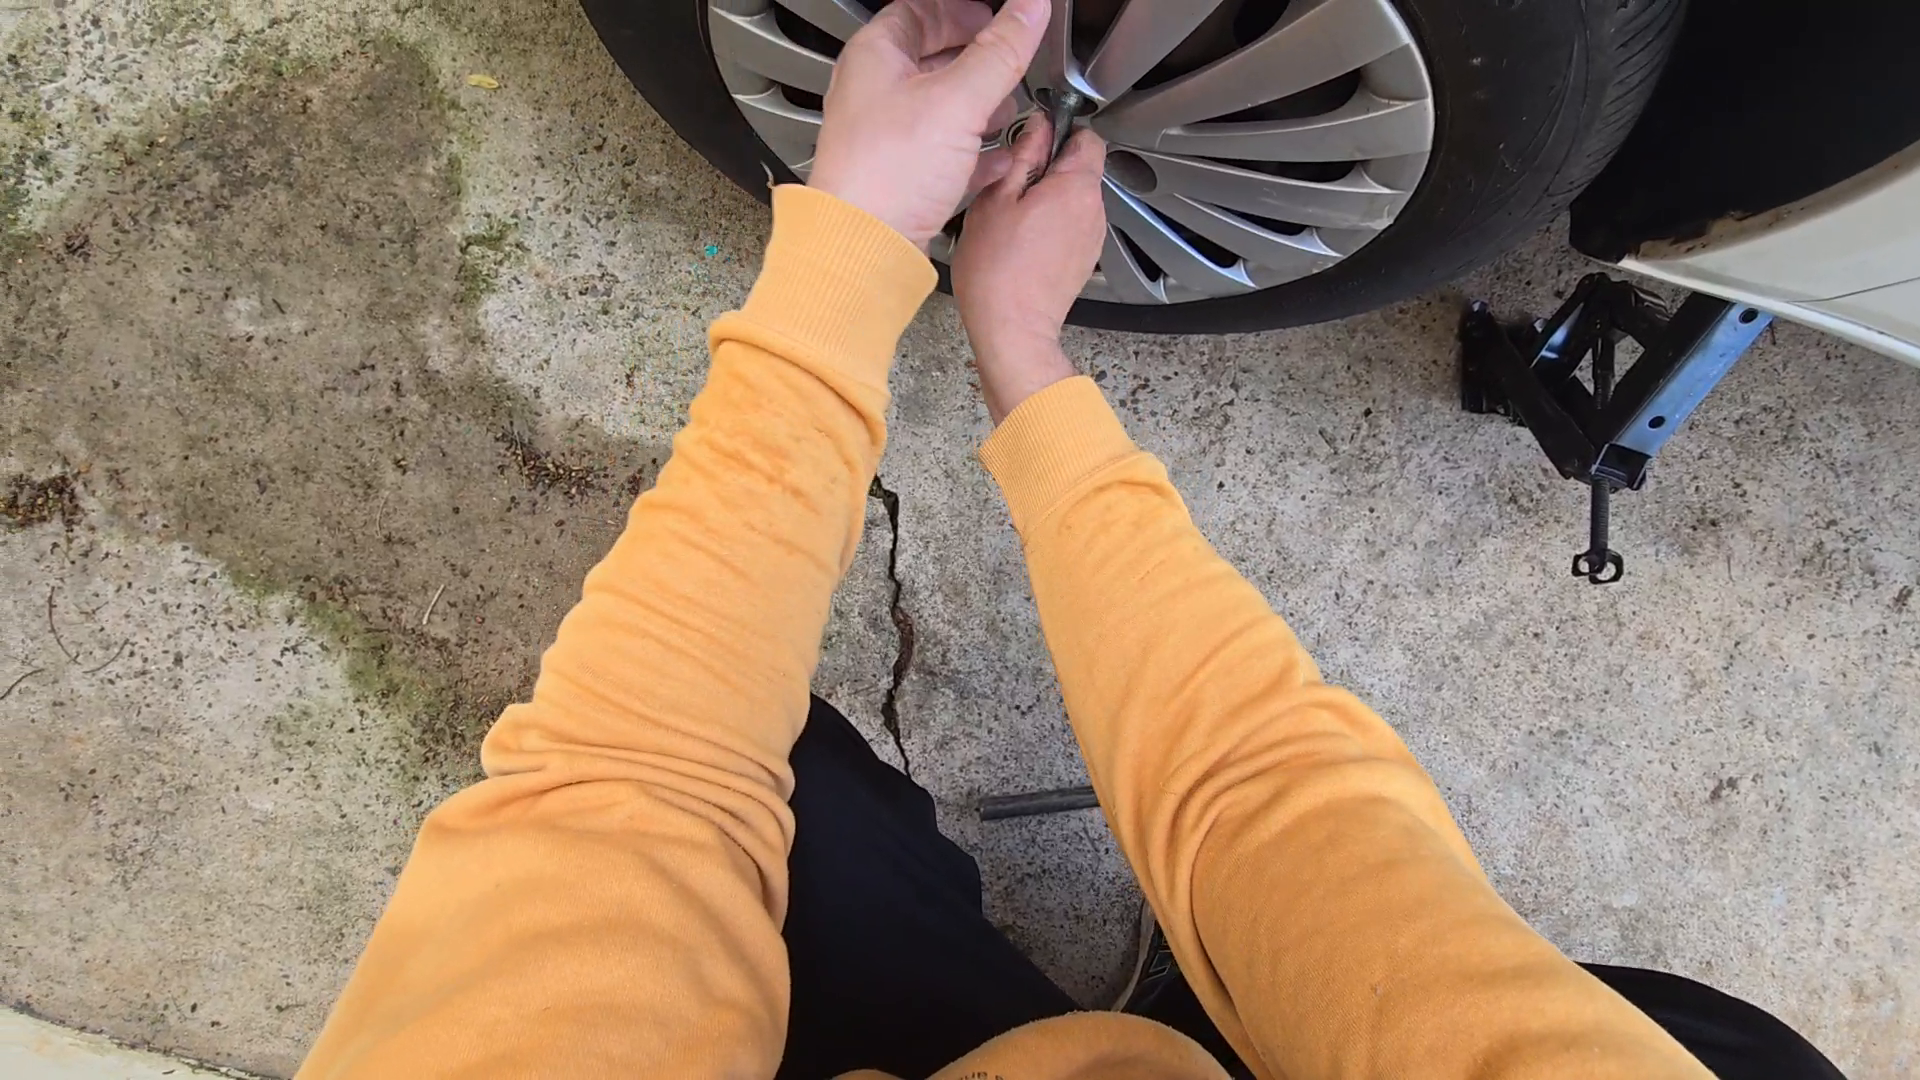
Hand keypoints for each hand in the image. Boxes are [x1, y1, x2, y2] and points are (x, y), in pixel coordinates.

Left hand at [808, 0, 1047, 251]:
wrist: (866, 246)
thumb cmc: (886, 175)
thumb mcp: (956, 100)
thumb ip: (998, 52)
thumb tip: (1029, 11)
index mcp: (875, 57)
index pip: (921, 11)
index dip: (961, 11)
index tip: (993, 17)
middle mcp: (874, 97)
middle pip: (932, 62)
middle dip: (975, 62)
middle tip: (1005, 63)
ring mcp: (886, 143)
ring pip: (939, 113)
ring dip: (977, 110)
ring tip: (1006, 109)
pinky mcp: (900, 183)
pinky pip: (942, 159)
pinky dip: (972, 156)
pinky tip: (996, 162)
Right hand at [952, 115, 1106, 421]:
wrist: (1012, 330)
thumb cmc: (998, 273)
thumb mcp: (996, 200)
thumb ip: (1022, 156)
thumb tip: (1038, 128)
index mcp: (1076, 187)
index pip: (1087, 136)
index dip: (1059, 133)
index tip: (1033, 143)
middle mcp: (1094, 211)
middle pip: (1081, 170)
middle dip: (1050, 171)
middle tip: (1011, 188)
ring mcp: (1091, 239)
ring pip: (1074, 202)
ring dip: (1048, 202)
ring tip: (1014, 223)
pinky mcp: (1083, 262)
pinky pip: (1070, 230)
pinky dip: (1051, 230)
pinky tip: (1023, 246)